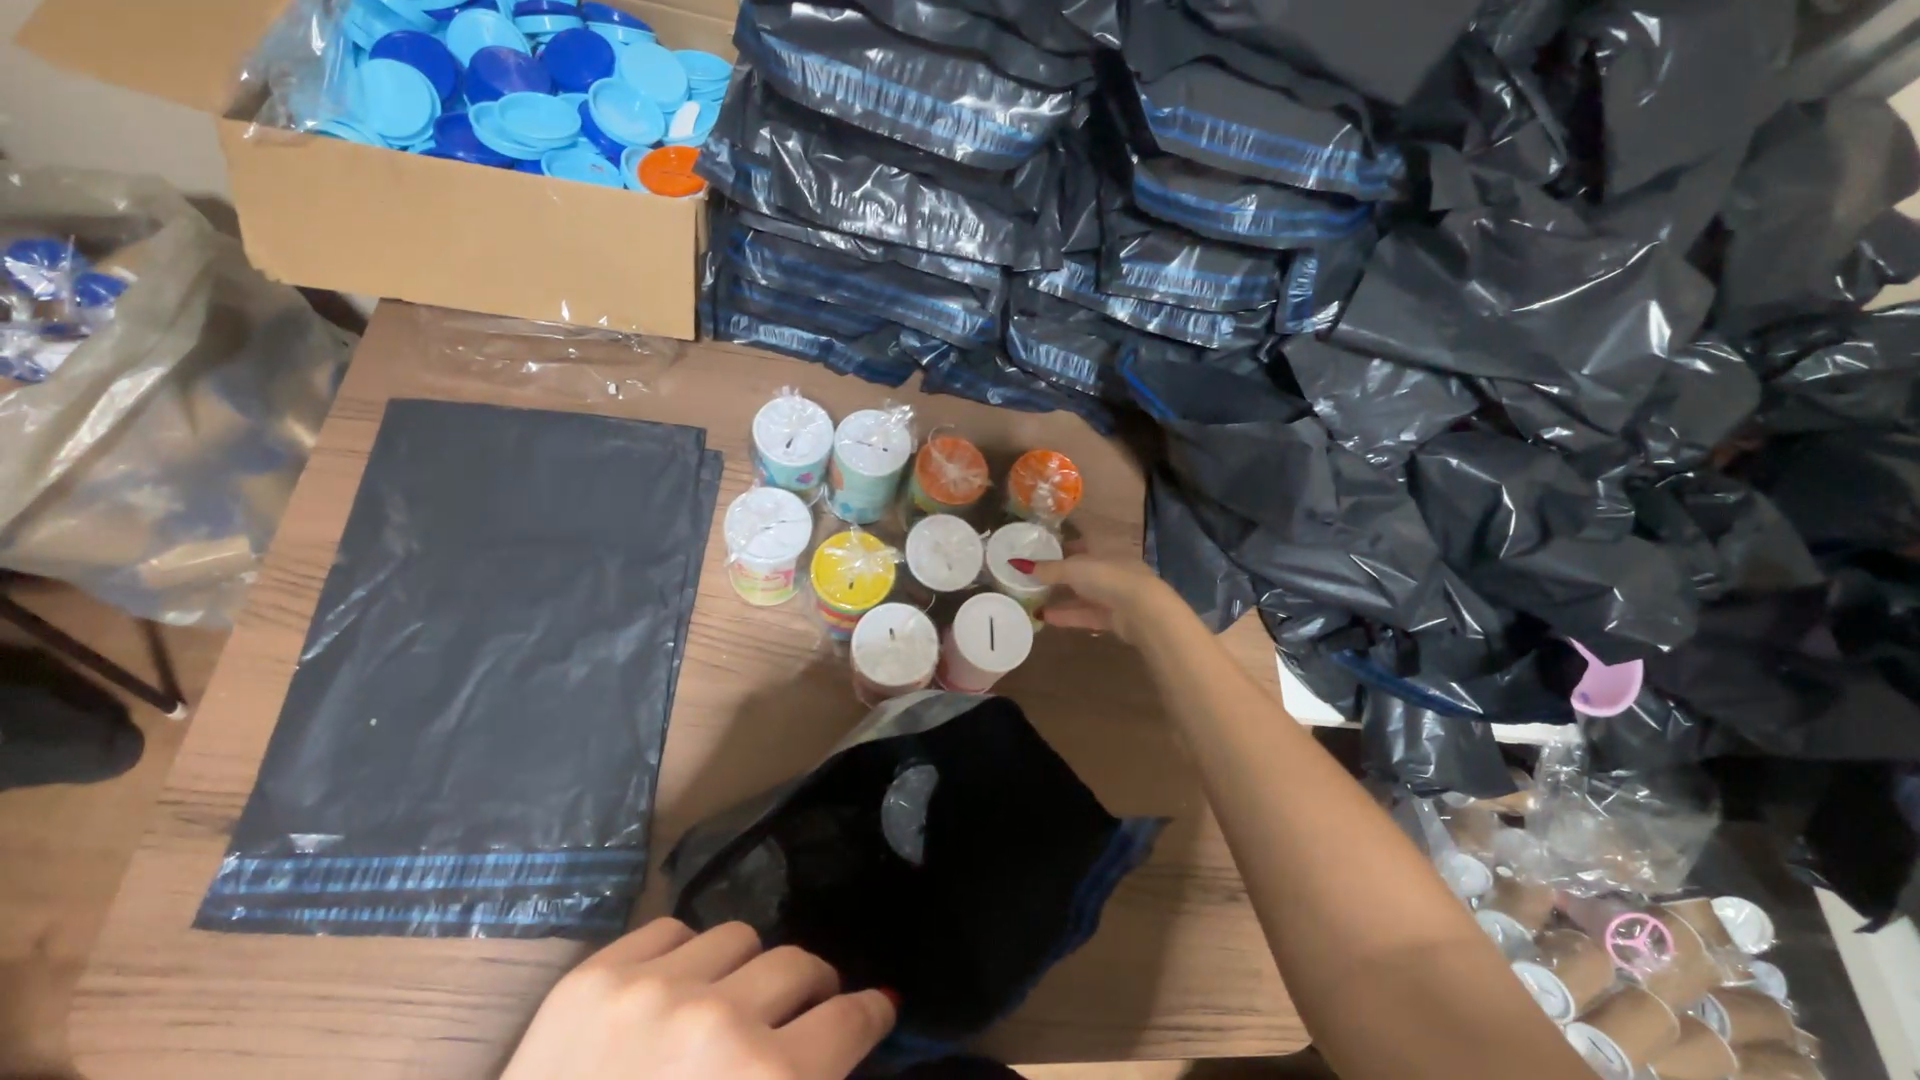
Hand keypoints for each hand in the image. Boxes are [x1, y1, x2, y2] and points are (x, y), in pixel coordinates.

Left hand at [502, 919, 895, 1079]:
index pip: (852, 1019)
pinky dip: (684, 957)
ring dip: (746, 971)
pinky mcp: (594, 975)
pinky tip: (671, 994)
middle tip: (800, 1015)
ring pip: (740, 937)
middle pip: (802, 965)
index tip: (874, 1009)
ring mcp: (653, 989)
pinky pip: (673, 929)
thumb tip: (846, 1040)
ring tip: (728, 1002)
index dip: (871, 1013)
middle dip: (812, 992)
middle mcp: (720, 1020)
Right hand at [1010, 553, 1181, 644]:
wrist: (1143, 610)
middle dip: (1059, 574)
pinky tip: (1045, 617)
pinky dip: (1067, 615)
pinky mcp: (1114, 616)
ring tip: (1034, 600)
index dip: (1062, 544)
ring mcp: (1114, 592)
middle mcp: (1110, 567)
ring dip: (1060, 597)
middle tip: (1033, 578)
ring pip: (1083, 593)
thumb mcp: (1072, 568)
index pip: (1082, 540)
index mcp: (1105, 546)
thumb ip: (1046, 568)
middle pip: (1081, 569)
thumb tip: (1015, 563)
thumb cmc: (1108, 576)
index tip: (1040, 551)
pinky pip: (1086, 613)